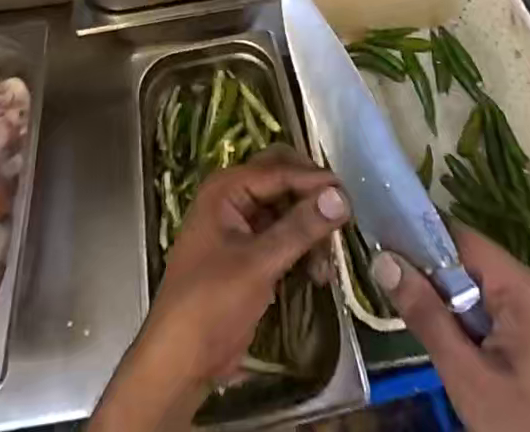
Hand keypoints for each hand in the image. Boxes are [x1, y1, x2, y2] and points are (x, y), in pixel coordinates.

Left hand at [89, 146, 350, 430]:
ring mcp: (241, 224)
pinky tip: (317, 274)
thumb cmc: (210, 304)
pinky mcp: (250, 251)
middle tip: (342, 221)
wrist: (180, 361)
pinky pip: (284, 235)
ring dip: (310, 230)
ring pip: (288, 209)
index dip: (315, 181)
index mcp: (226, 188)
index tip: (349, 199)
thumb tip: (340, 196)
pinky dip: (302, 248)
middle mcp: (233, 197)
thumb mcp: (258, 264)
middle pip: (284, 181)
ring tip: (326, 264)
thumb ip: (300, 227)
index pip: (279, 169)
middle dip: (312, 200)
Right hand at [373, 225, 529, 431]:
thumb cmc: (529, 430)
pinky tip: (449, 340)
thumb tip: (383, 262)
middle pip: (474, 263)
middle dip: (432, 274)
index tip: (380, 238)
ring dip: (450, 302)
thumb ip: (427, 316)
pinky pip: (500, 314)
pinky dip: (471, 322)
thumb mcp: (469, 378)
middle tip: (388, 283)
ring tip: (410, 311)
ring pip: (485, 291)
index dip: (420, 235)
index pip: (463, 239)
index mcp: (527, 289)